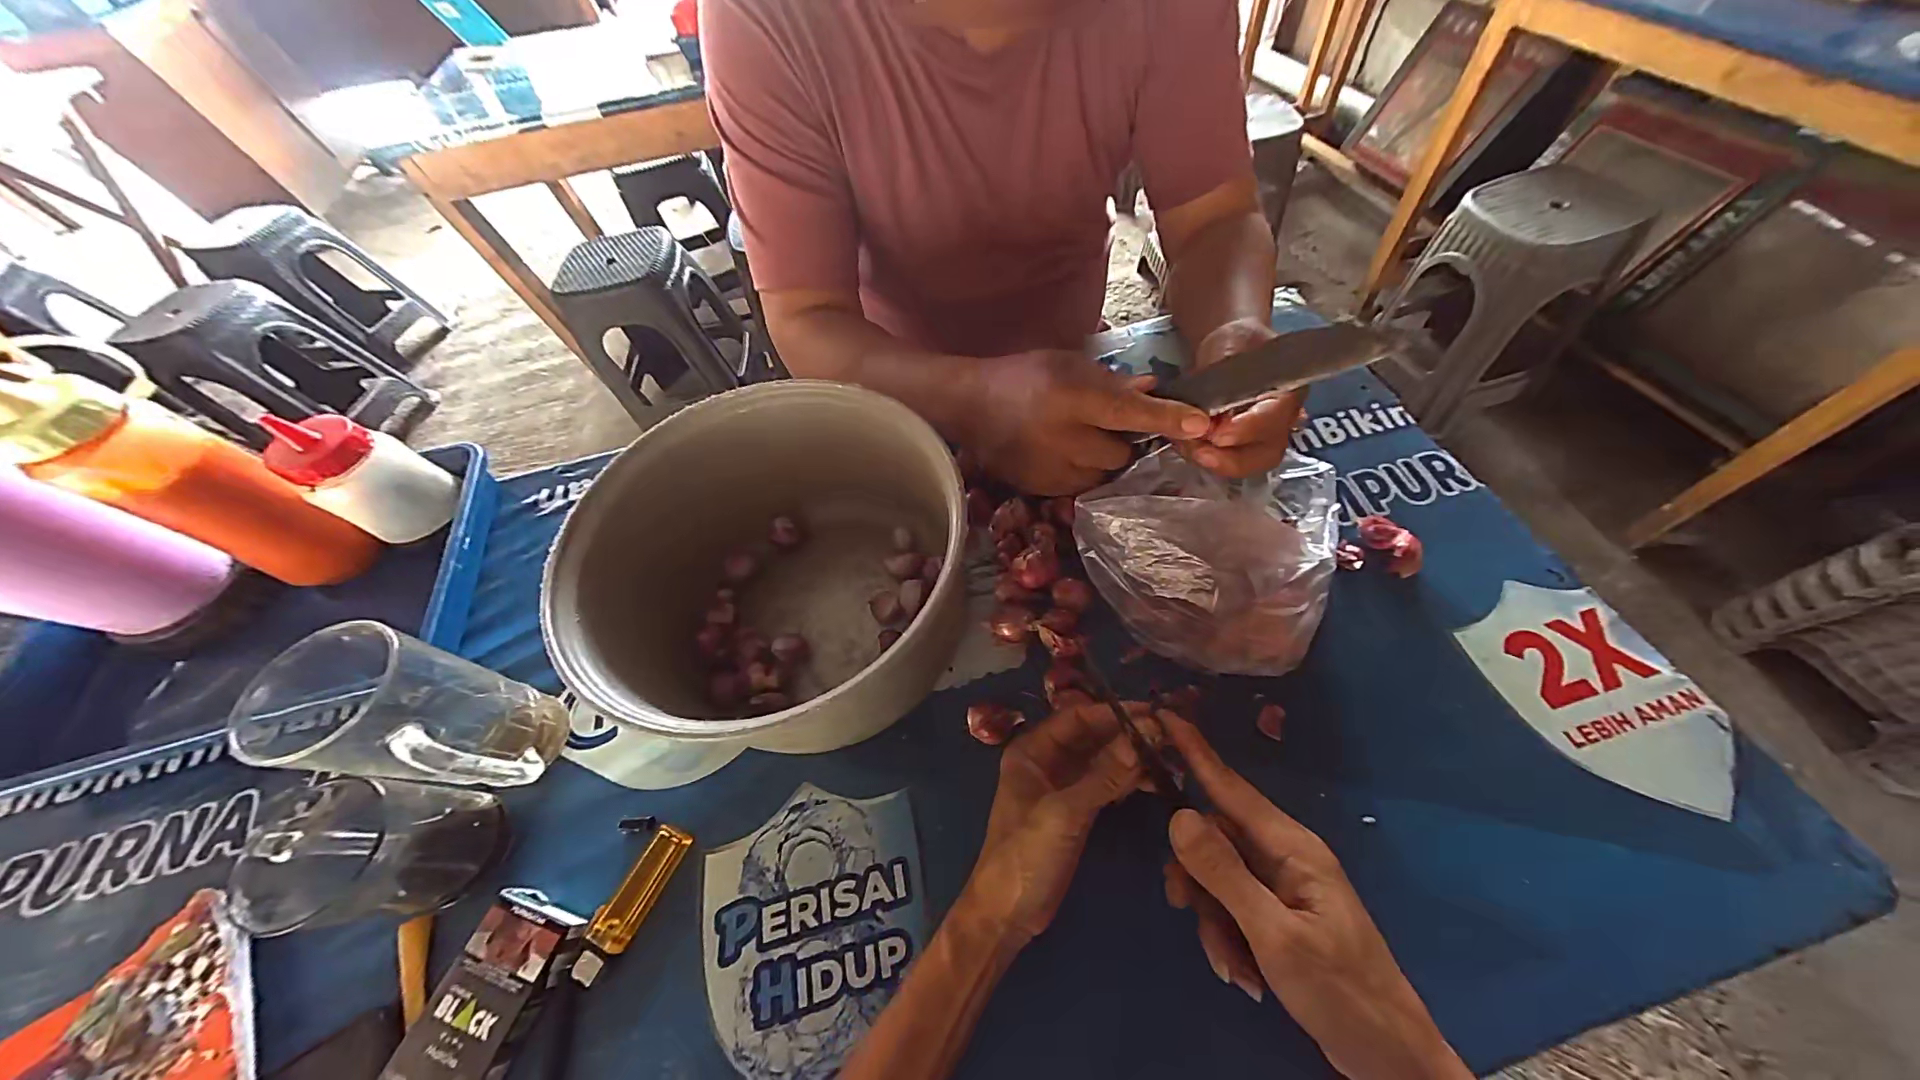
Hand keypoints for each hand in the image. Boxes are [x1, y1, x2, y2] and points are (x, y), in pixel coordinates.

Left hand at [959, 702, 1150, 946]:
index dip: (1113, 712)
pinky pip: (1105, 783)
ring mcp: (1061, 787)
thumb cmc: (1025, 856)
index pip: (1076, 717)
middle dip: (1127, 734)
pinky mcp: (1076, 811)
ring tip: (1170, 758)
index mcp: (1031, 751)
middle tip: (1169, 734)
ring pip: (1101, 760)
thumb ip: (1103, 776)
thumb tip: (1144, 738)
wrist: (1007, 914)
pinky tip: (1154, 782)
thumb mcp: (1064, 812)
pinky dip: (1127, 780)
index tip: (1153, 713)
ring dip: (1131, 757)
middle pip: (1091, 736)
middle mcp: (1046, 762)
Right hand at [964, 350, 1212, 495]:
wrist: (971, 407)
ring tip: (1077, 440)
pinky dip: (1080, 473)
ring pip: (1101, 476)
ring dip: (1101, 461)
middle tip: (1103, 426)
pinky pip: (1079, 488)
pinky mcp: (1039, 489)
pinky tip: (1060, 454)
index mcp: (1069, 398)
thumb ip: (1112, 382)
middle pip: (1119, 454)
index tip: (1200, 424)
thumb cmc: (1024, 377)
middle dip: (1120, 443)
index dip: (1165, 418)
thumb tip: (1156, 390)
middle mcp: (1061, 438)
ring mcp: (1049, 470)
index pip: (1126, 412)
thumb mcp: (1068, 365)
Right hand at [1161, 716, 1471, 1079]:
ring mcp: (1281, 886)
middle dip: (1195, 875)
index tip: (1164, 716)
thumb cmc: (1342, 993)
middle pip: (1214, 838)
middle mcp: (1284, 856)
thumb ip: (1223, 872)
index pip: (1230, 786)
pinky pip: (1231, 906)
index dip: (1195, 751)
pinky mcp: (1277, 914)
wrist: (1393, 1064)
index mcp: (1291, 846)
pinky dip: (1226, 936)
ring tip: (1232, 965)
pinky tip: (1241, 973)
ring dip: (1212, 918)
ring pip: (1217, 876)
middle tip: (1182, 906)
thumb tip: (1178, 815)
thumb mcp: (1274, 935)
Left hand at [1183, 318, 1304, 478]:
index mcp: (1288, 391)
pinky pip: (1229, 463)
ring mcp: (1264, 438)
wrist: (1230, 349)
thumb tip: (1210, 407)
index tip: (1216, 434)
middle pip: (1265, 455)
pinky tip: (1185, 446)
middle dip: (1229, 459)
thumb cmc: (1235, 344)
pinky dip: (1207, 460)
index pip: (1274, 419)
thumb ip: (1222, 376)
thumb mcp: (1228, 347)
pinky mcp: (1243, 448)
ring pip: (1247, 465)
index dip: (1246, 430)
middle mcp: (1282, 421)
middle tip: (1197, 450)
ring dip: (1214, 463)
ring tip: (1186, 446)